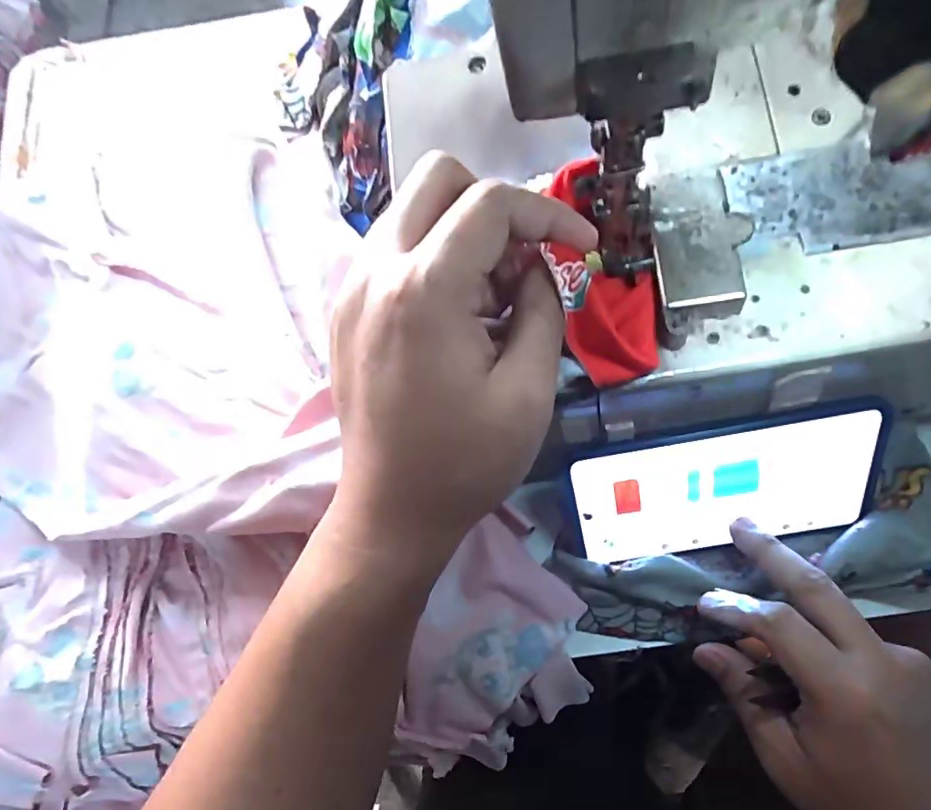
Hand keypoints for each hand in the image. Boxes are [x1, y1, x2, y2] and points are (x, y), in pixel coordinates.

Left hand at [327, 153, 598, 557]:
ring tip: (497, 304)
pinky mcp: (347, 309)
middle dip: (500, 210)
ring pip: (414, 211)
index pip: (491, 203)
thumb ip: (542, 313)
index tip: (583, 248)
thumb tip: (538, 271)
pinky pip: (396, 251)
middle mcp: (376, 269)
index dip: (550, 214)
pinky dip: (438, 261)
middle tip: (529, 270)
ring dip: (468, 236)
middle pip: (441, 178)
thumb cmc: (467, 463)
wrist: (394, 511)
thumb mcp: (528, 393)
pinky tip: (461, 320)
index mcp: (424, 288)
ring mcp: (352, 286)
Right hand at [692, 519, 930, 809]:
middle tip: (740, 523)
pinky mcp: (918, 661)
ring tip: (764, 571)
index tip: (704, 602)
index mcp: (842, 689)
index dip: (736, 607)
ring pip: (839, 608)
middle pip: (818, 586)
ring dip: (799, 591)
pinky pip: (858, 634)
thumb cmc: (851, 808)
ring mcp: (904, 655)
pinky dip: (826, 633)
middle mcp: (878, 658)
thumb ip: (747, 698)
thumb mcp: (786, 762)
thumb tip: (709, 650)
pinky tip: (810, 651)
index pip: (778, 624)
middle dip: (774, 551)